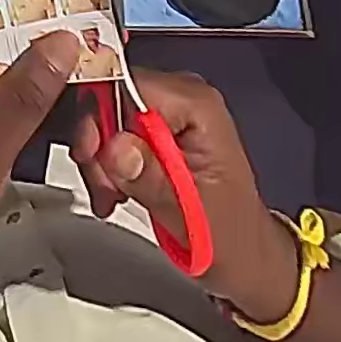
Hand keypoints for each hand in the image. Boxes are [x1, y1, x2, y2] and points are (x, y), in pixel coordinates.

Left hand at [0, 29, 81, 264]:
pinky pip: (20, 93)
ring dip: (59, 90)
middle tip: (98, 76)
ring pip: (20, 65)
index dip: (30, 4)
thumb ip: (18, 100)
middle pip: (7, 35)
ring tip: (91, 124)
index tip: (77, 8)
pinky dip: (49, 111)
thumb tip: (62, 43)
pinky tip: (77, 135)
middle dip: (56, 57)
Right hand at [70, 68, 298, 319]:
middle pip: (110, 96)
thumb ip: (152, 178)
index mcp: (196, 104)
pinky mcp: (154, 122)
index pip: (125, 85)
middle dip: (98, 144)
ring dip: (99, 157)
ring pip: (104, 113)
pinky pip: (111, 127)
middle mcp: (179, 94)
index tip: (93, 158)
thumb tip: (115, 146)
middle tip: (105, 186)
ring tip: (112, 194)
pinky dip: (104, 159)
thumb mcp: (190, 214)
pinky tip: (115, 188)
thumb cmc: (233, 237)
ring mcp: (166, 107)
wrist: (247, 256)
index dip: (101, 117)